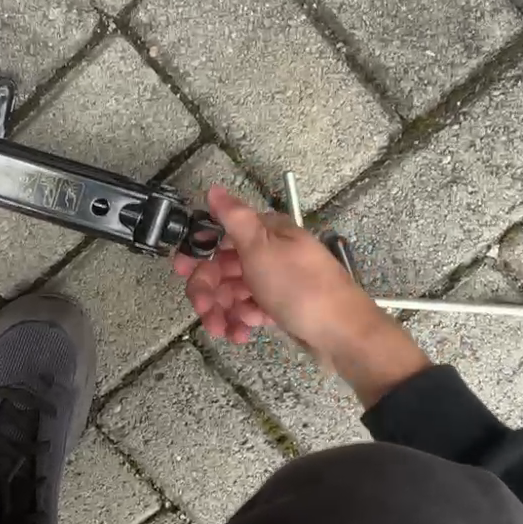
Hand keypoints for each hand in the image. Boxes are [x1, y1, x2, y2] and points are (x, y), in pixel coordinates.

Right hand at [175, 187, 429, 405]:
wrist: (341, 334)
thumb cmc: (301, 288)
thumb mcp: (262, 248)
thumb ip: (235, 218)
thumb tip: (215, 189)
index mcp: (267, 234)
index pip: (221, 235)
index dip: (197, 252)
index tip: (181, 270)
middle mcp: (270, 255)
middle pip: (222, 268)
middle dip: (207, 290)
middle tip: (204, 308)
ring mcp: (275, 283)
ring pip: (232, 293)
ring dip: (220, 311)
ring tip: (221, 329)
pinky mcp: (279, 308)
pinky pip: (248, 311)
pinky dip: (240, 322)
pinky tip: (241, 332)